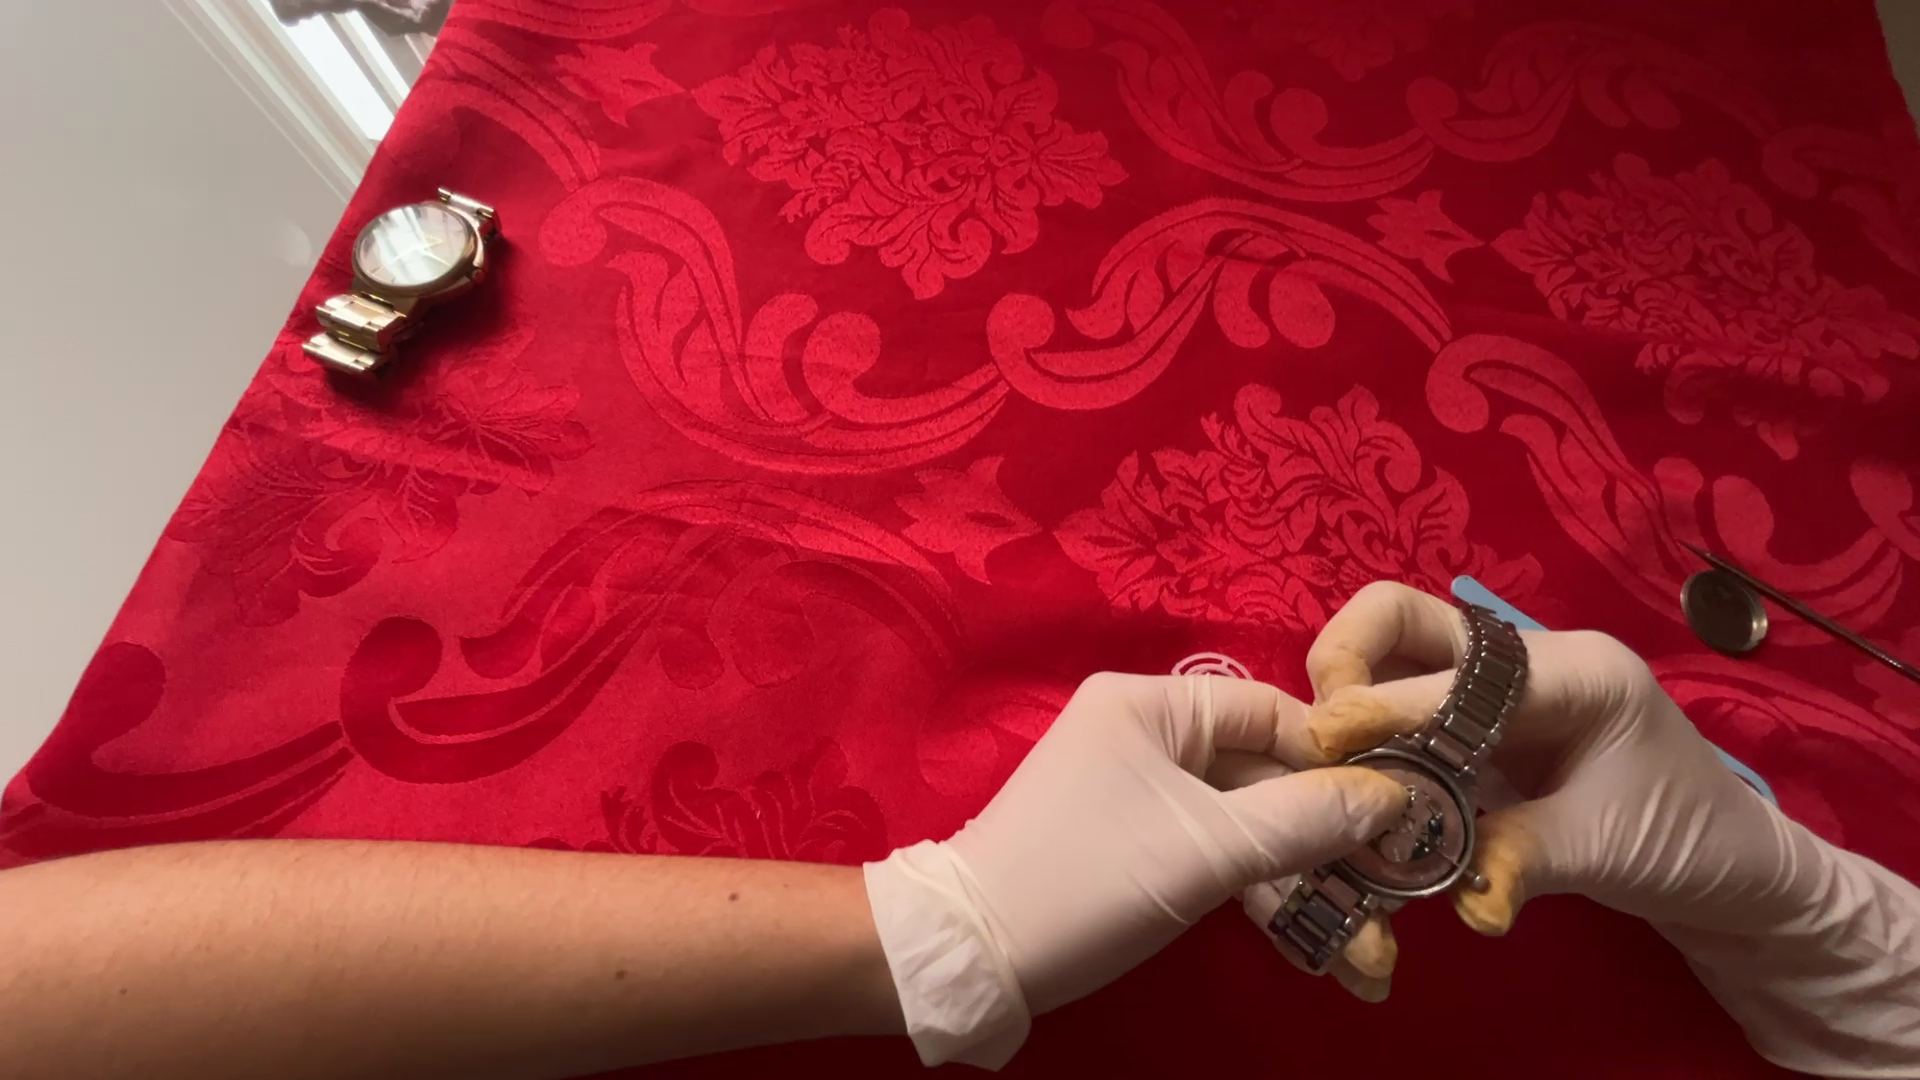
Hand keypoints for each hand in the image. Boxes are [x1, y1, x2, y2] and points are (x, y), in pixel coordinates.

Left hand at [864, 672, 1407, 1066]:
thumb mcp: (1205, 847)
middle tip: (1389, 895)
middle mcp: (1142, 730)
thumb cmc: (1091, 877)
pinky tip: (1312, 940)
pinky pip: (1209, 844)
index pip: (1262, 709)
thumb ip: (1303, 817)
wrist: (980, 949)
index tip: (1396, 810)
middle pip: (1256, 769)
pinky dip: (1253, 886)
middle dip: (1322, 835)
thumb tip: (1390, 795)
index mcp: (1147, 703)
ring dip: (1296, 875)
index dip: (1330, 756)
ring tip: (1365, 946)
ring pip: (1239, 817)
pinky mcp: (1135, 834)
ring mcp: (1137, 785)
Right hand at [1265, 584, 1919, 1079]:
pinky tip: (1349, 754)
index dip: (1382, 705)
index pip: (1451, 673)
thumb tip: (1434, 884)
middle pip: (1396, 613)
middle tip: (1321, 728)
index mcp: (1573, 671)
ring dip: (1341, 685)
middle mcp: (1519, 652)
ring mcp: (1486, 672)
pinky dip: (1356, 711)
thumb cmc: (1687, 849)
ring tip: (1327, 747)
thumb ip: (1512, 859)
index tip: (1324, 741)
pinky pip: (1388, 683)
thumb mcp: (1604, 855)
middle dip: (1343, 658)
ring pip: (1381, 640)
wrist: (1731, 867)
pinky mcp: (1462, 701)